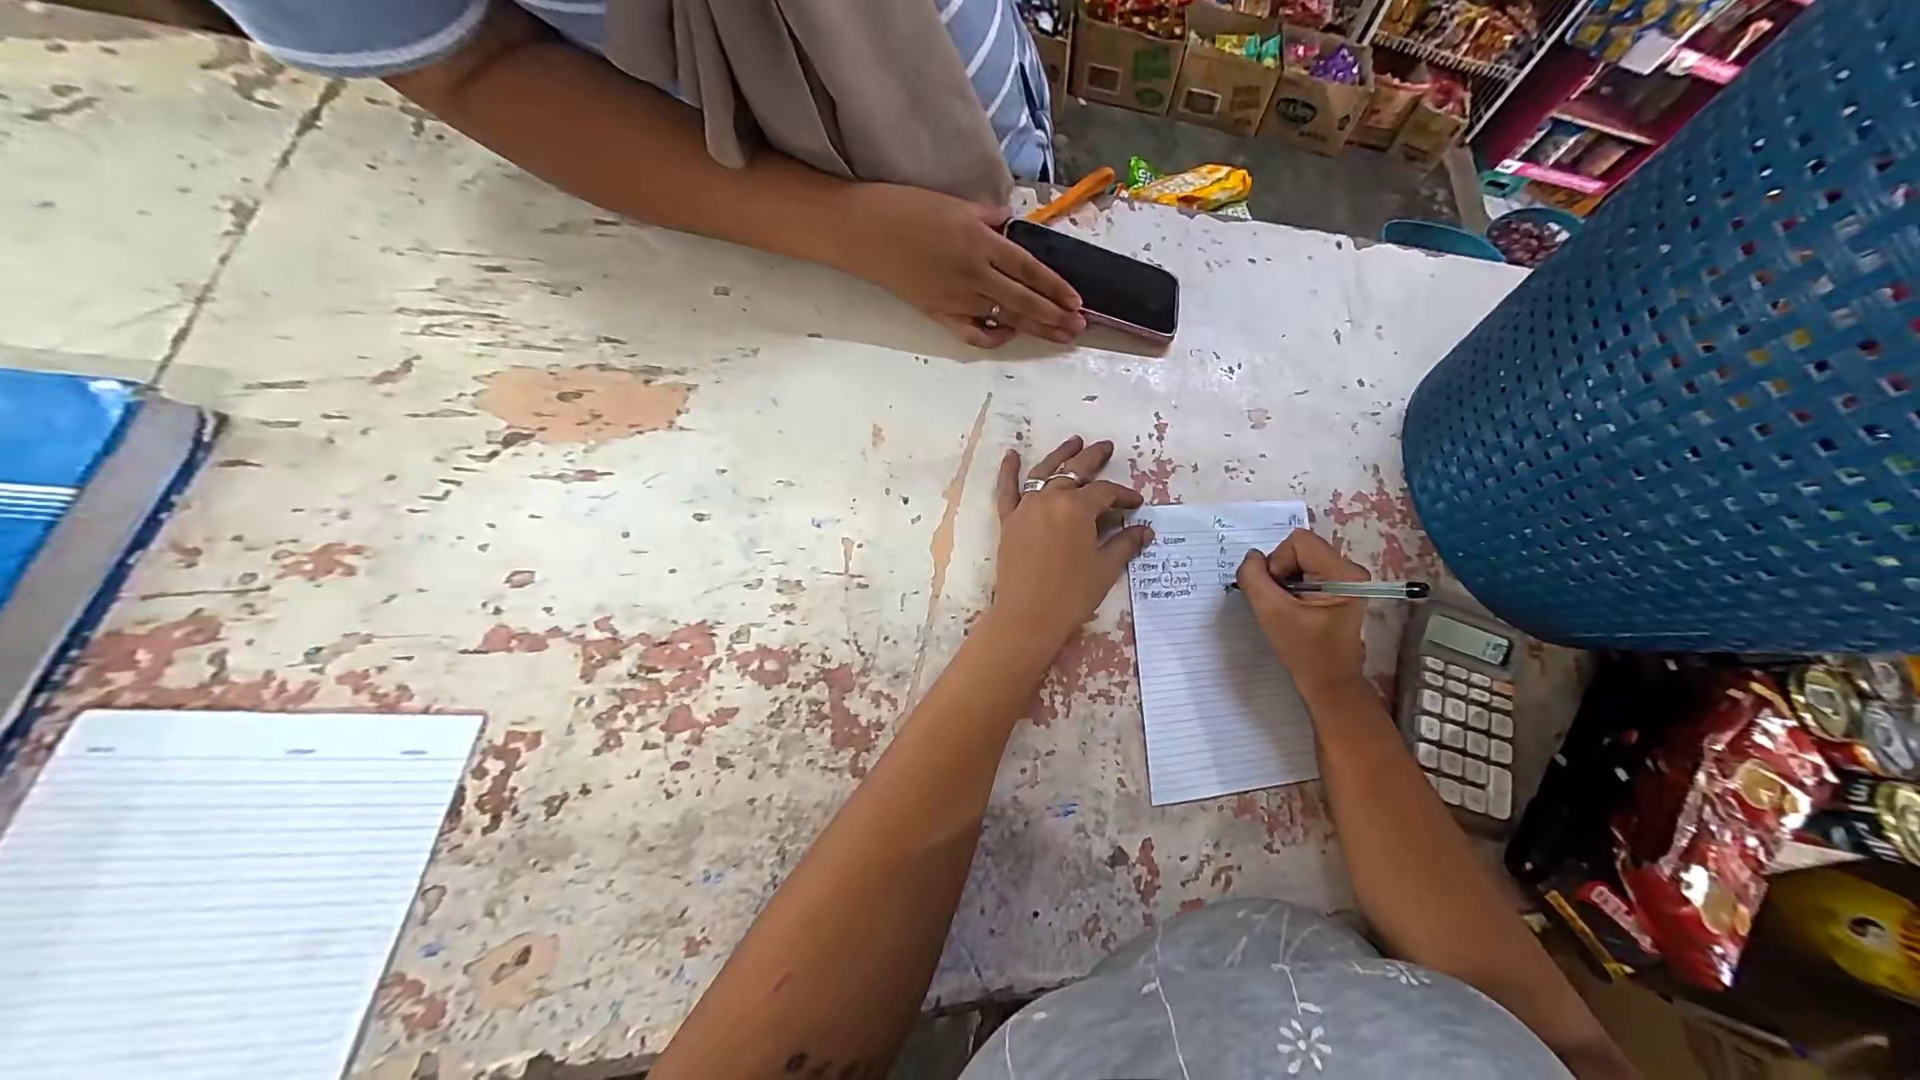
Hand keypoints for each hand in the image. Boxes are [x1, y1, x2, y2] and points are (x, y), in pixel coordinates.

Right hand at [832, 184, 1086, 347]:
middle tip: (1078, 327)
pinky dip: (992, 337)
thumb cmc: (906, 209)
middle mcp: (975, 275)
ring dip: (1035, 328)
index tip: (1077, 301)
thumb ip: (988, 218)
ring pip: (1005, 319)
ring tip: (1058, 336)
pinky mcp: (938, 314)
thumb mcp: (955, 203)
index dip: (1056, 288)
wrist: (863, 232)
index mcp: (981, 243)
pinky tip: (1007, 333)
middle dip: (1054, 316)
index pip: (1030, 269)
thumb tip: (1011, 228)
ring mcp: (957, 299)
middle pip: (1024, 301)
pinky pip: (972, 333)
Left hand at [982, 436, 1153, 656]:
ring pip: (1044, 473)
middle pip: (1075, 473)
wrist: (1028, 615)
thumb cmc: (1072, 593)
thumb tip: (1145, 530)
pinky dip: (1008, 471)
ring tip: (1075, 442)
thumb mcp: (1105, 568)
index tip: (1136, 505)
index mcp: (1076, 508)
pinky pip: (1007, 490)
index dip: (1123, 496)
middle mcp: (1049, 499)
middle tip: (1107, 447)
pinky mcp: (1009, 521)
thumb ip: (1125, 543)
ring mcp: (1026, 508)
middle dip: (1093, 459)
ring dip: (1061, 456)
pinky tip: (1011, 454)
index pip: (1104, 493)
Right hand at [1235, 529, 1370, 703]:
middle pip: (1299, 548)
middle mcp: (1350, 569)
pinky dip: (1290, 585)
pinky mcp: (1338, 586)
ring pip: (1298, 558)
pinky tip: (1292, 606)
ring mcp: (1345, 578)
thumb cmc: (1304, 650)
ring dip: (1283, 579)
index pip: (1298, 541)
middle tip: (1281, 601)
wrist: (1328, 681)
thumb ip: (1253, 577)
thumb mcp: (1271, 612)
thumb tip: (1251, 556)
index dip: (1278, 562)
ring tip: (1287, 606)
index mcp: (1343, 573)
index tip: (1279, 593)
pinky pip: (1304, 570)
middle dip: (1280, 571)